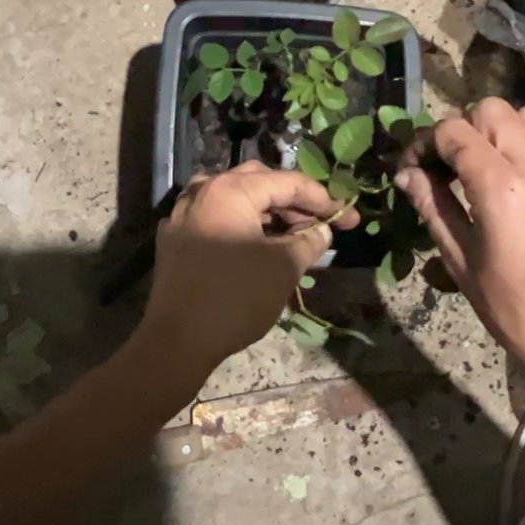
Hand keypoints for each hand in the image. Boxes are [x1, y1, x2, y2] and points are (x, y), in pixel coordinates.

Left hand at [141, 163, 357, 376]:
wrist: (177, 341)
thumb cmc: (236, 298)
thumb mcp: (283, 267)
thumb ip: (309, 241)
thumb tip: (322, 231)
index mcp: (230, 190)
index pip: (288, 183)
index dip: (323, 199)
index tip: (349, 218)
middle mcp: (203, 191)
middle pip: (260, 184)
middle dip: (295, 202)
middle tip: (323, 223)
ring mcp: (184, 215)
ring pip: (236, 201)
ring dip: (268, 213)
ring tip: (295, 234)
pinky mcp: (175, 240)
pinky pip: (217, 220)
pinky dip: (242, 226)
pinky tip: (258, 245)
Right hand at [396, 99, 524, 385]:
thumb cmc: (518, 312)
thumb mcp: (464, 264)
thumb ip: (434, 208)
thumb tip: (407, 174)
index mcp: (502, 190)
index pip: (455, 133)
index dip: (426, 142)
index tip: (416, 166)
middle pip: (492, 111)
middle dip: (464, 130)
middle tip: (453, 167)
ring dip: (500, 130)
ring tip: (488, 167)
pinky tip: (521, 180)